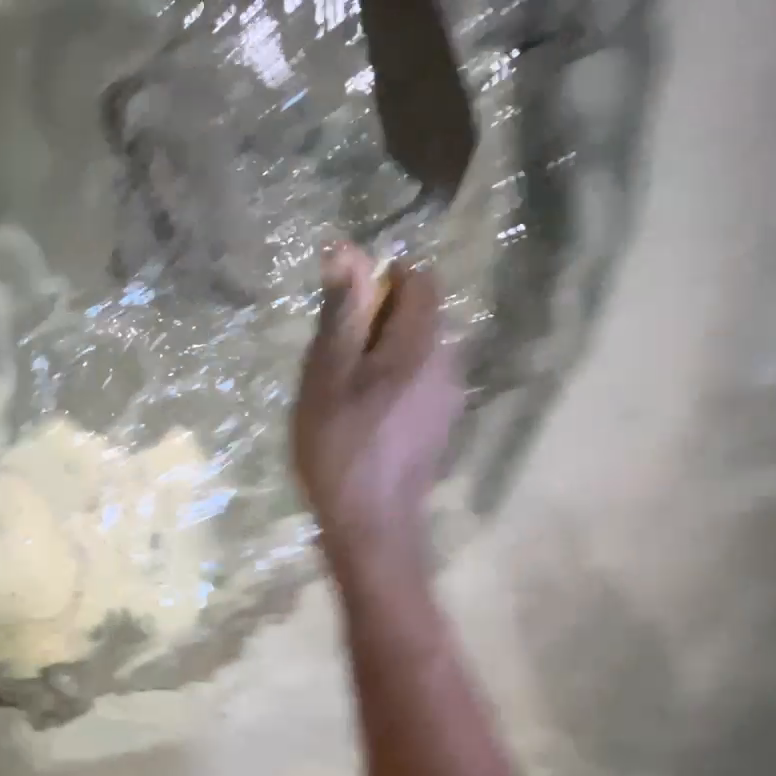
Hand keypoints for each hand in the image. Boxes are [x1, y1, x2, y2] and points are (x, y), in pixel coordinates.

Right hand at [292, 244, 462, 570]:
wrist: (372, 526)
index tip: (341, 312)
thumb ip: (340, 312)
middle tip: (330, 359)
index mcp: (422, 343)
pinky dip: (390, 384)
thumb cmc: (340, 447)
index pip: (419, 279)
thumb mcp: (326, 375)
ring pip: (417, 352)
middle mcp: (448, 362)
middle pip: (419, 316)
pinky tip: (360, 420)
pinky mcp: (439, 426)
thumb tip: (345, 249)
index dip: (380, 281)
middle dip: (376, 321)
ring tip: (340, 392)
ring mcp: (448, 397)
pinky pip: (418, 383)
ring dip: (380, 356)